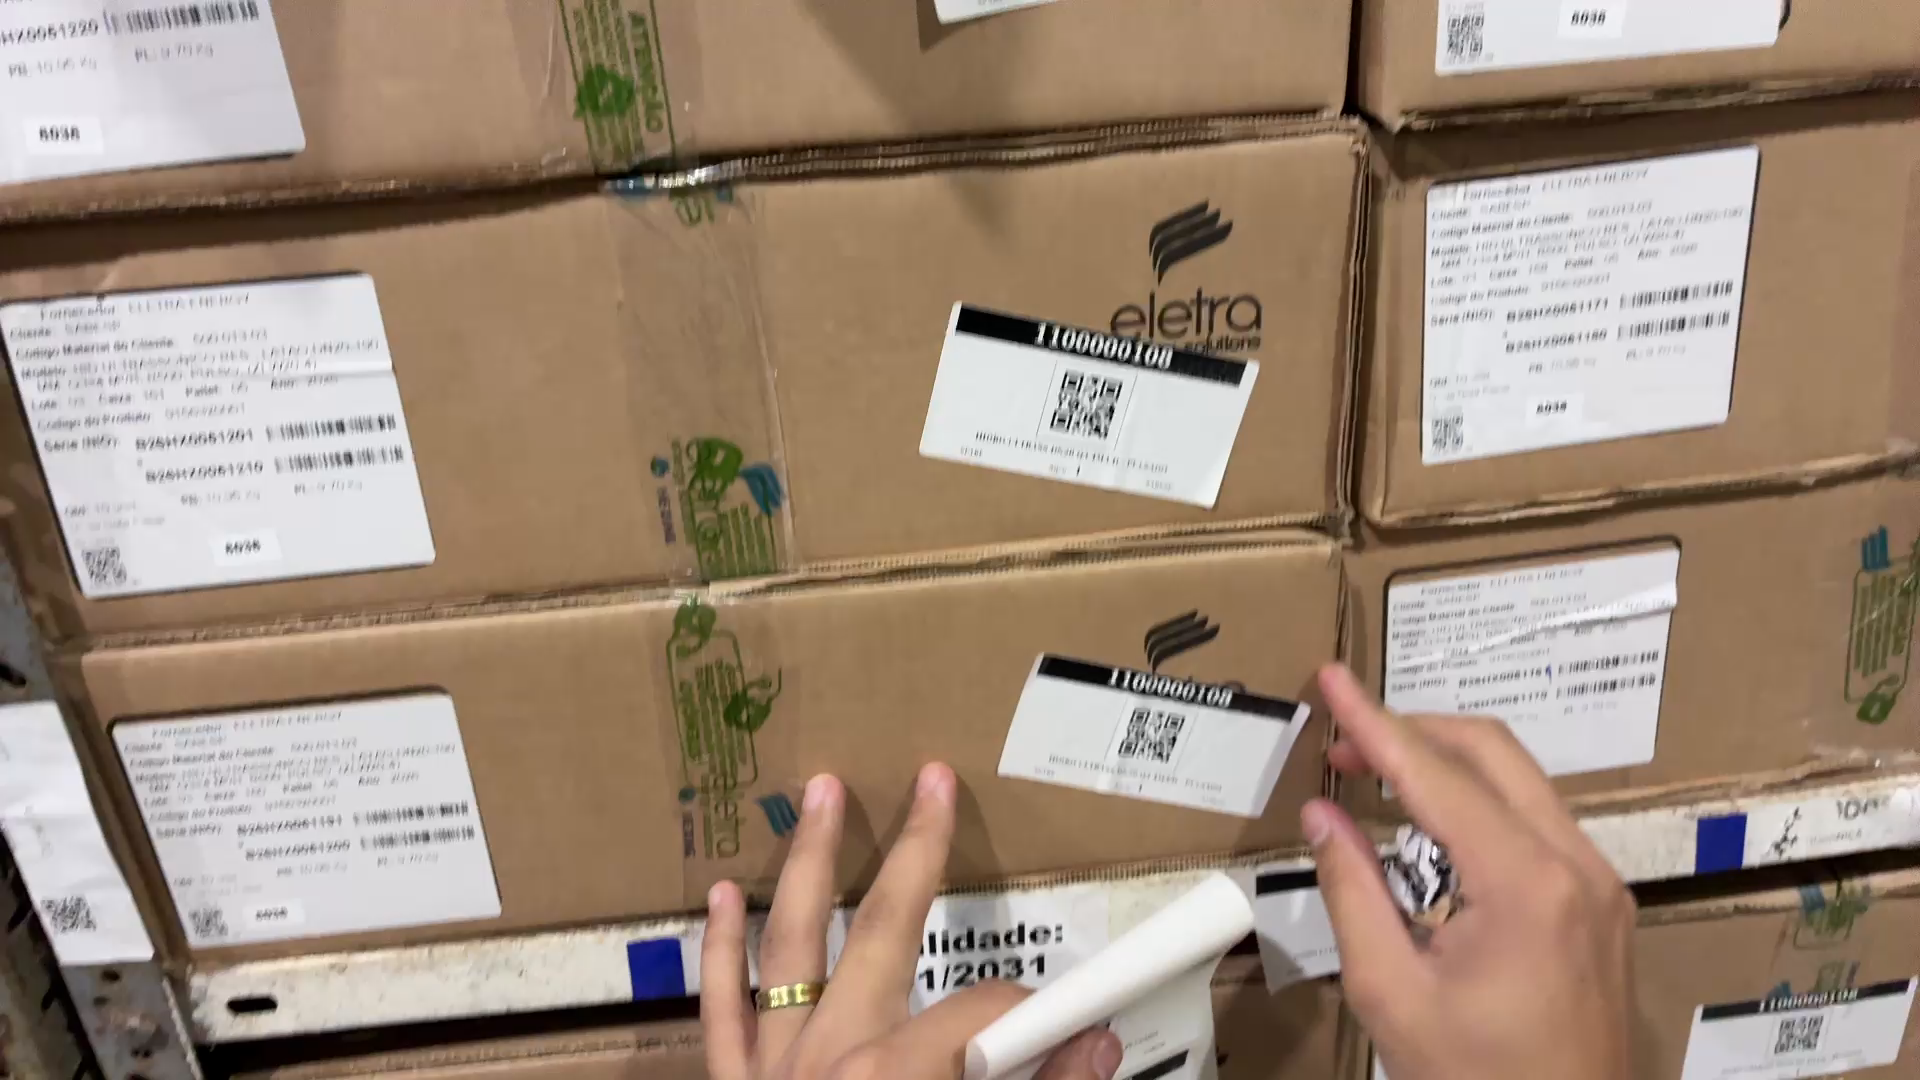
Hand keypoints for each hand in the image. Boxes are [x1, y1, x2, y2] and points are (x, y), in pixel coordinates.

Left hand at [701, 763, 1123, 1079]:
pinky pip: (717, 1014)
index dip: (1029, 1010)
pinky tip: (722, 892)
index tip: (1068, 1013)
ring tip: (818, 790)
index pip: (977, 1018)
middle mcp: (821, 1064)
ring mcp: (763, 1075)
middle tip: (931, 777)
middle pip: (881, 930)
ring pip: (787, 944)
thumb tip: (1093, 1046)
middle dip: (916, 851)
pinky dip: (718, 953)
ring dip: (807, 864)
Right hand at [1302, 665, 1635, 1079]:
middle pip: (1488, 749)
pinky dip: (1466, 790)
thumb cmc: (1473, 1075)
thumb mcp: (1388, 988)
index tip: (1331, 677)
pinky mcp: (1596, 897)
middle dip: (1407, 728)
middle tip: (1341, 742)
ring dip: (1436, 756)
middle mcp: (1575, 865)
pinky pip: (1526, 810)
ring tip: (1369, 772)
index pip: (1434, 773)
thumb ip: (1351, 888)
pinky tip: (1423, 819)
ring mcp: (1596, 880)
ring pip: (1513, 773)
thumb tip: (1320, 813)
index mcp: (1524, 884)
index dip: (1372, 721)